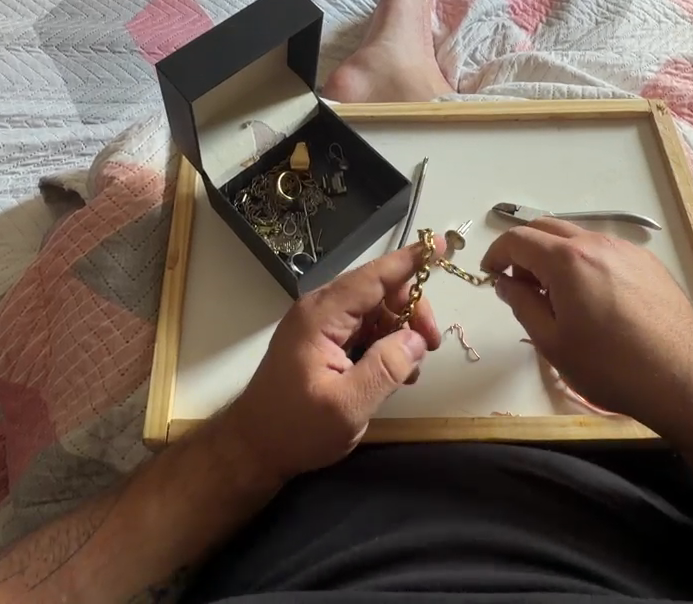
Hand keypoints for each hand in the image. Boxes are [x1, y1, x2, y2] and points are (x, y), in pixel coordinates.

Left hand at [216, 246, 442, 484]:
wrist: (253, 448)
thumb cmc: (295, 429)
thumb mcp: (347, 407)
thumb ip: (385, 369)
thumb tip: (416, 339)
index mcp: (322, 316)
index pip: (373, 277)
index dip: (408, 260)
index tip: (439, 243)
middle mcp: (320, 310)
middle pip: (378, 291)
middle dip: (411, 311)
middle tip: (430, 346)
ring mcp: (320, 325)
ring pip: (374, 310)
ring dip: (399, 332)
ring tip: (410, 372)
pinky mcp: (322, 341)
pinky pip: (362, 329)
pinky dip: (383, 344)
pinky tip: (394, 374)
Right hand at [481, 217, 692, 434]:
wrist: (685, 380)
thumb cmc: (610, 366)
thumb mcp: (552, 342)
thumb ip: (522, 304)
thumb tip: (506, 283)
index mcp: (565, 259)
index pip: (517, 239)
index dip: (496, 254)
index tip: (491, 275)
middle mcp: (595, 242)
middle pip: (546, 228)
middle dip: (524, 250)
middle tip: (521, 285)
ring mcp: (625, 249)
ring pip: (577, 237)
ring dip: (556, 255)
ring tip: (559, 295)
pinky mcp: (648, 263)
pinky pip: (604, 250)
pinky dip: (586, 262)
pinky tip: (595, 299)